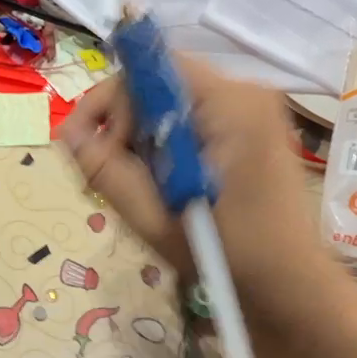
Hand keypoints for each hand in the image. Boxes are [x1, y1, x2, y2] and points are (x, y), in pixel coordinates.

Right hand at [57, 57, 333, 302]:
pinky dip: (160, 146)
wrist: (291, 288)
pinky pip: (184, 119)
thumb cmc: (229, 255)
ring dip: (138, 140)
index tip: (93, 147)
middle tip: (111, 175)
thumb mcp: (155, 217)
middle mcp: (244, 93)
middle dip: (121, 125)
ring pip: (165, 104)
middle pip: (156, 84)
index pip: (150, 69)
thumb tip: (65, 132)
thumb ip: (107, 170)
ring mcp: (248, 110)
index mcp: (231, 105)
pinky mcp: (246, 128)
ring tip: (137, 185)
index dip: (110, 101)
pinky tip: (160, 182)